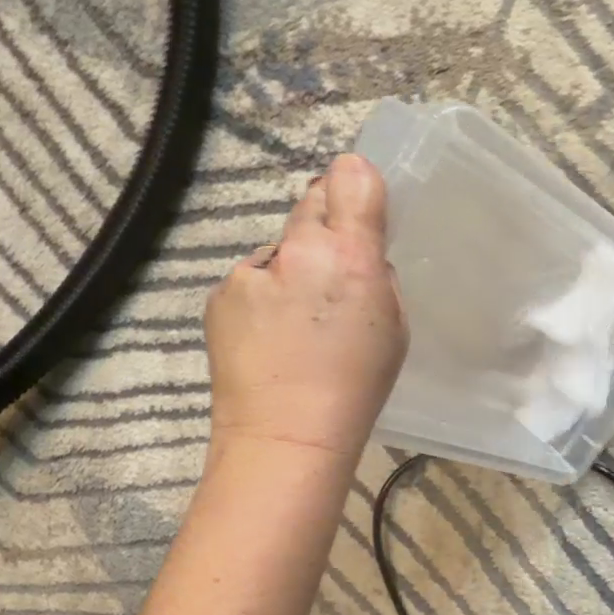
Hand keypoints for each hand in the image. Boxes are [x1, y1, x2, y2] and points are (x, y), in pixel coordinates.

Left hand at [205, 154, 406, 462]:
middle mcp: (298, 250)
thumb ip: (378, 278)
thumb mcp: (394, 330)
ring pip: (280, 250)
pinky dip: (263, 298)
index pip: (351, 179)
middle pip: (311, 205)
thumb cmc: (356, 388)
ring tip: (298, 324)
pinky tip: (271, 339)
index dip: (356, 182)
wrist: (287, 436)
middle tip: (335, 269)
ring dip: (292, 269)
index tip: (360, 201)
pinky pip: (251, 281)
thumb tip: (360, 259)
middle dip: (325, 228)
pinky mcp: (219, 293)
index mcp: (350, 257)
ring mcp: (250, 270)